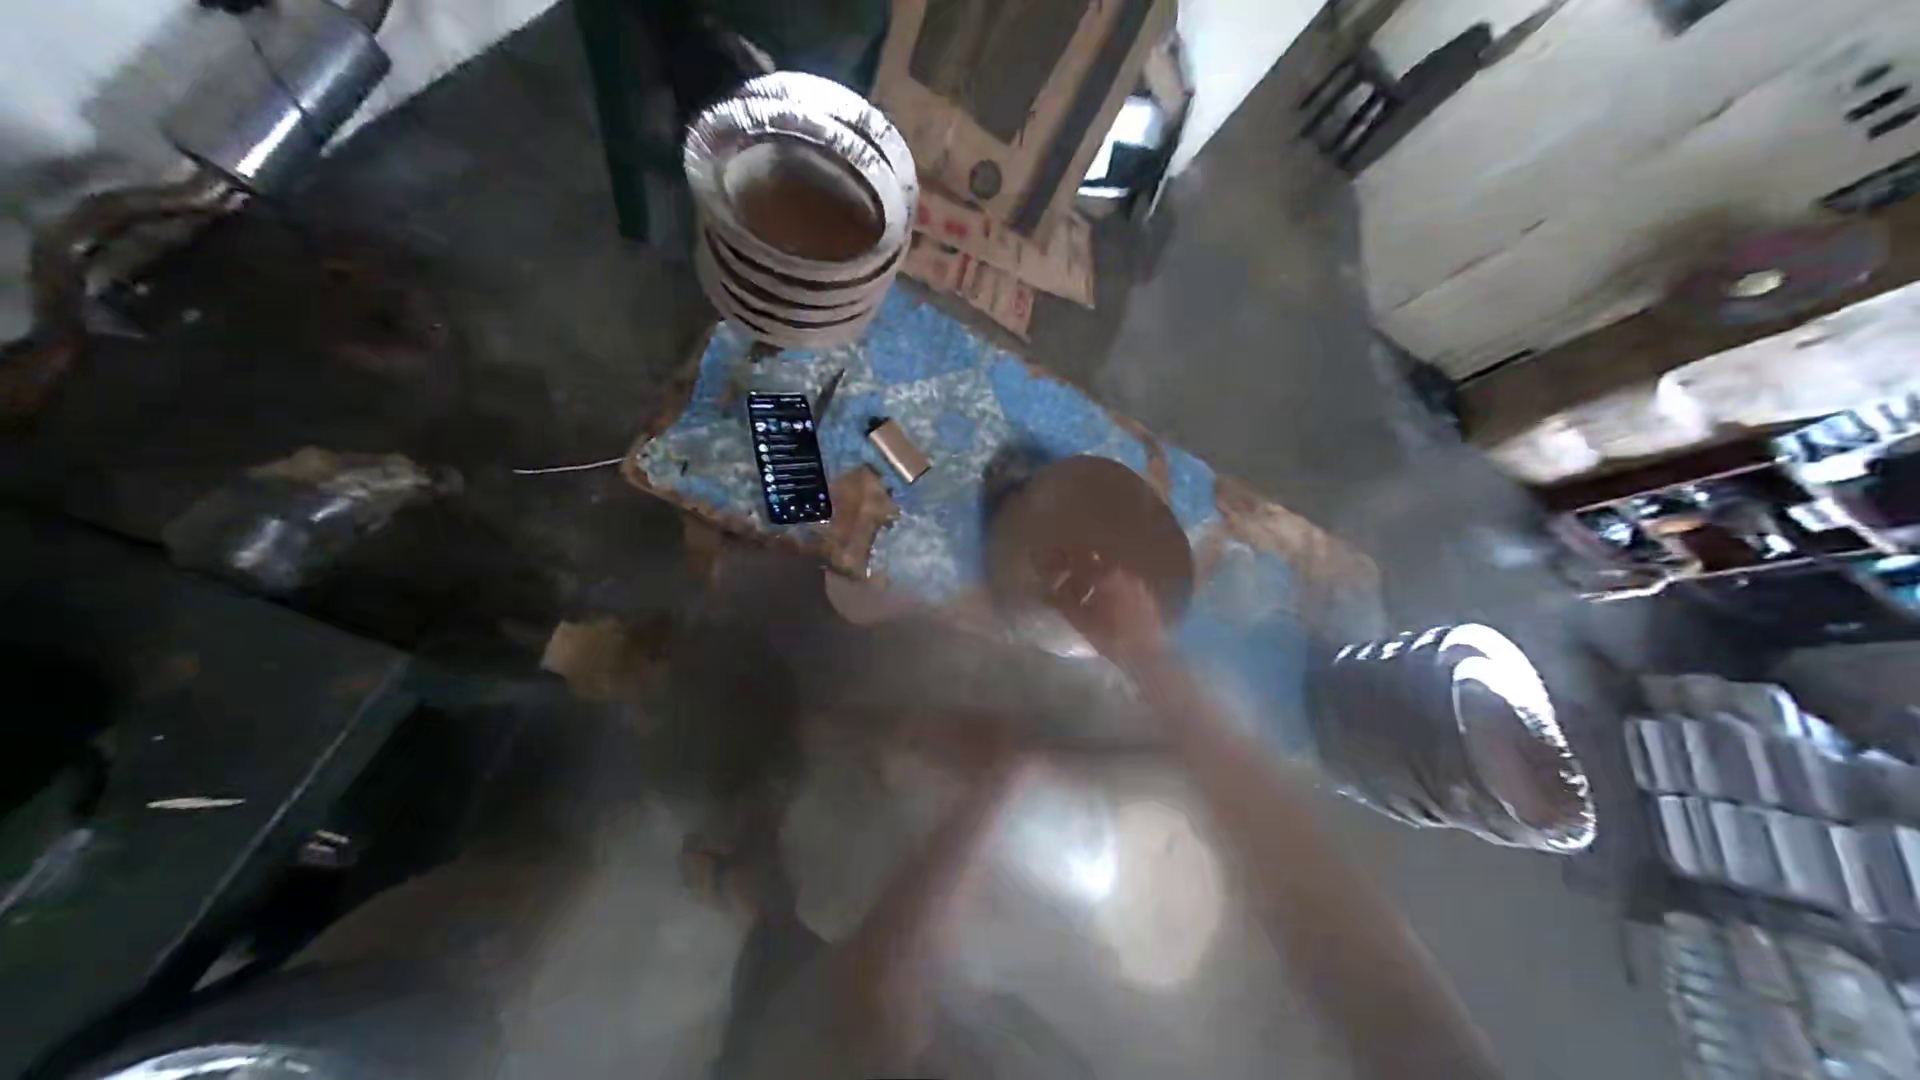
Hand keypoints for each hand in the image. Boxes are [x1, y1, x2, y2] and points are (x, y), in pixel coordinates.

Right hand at [1042, 550, 1165, 665]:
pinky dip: (1110, 587)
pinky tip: (1104, 602)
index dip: (1062, 557)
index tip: (1051, 560)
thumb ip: (1062, 600)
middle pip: (1095, 562)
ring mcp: (1137, 583)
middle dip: (1079, 567)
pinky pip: (1123, 584)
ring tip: (1084, 592)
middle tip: (1066, 577)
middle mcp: (1123, 572)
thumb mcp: (1080, 621)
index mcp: (1105, 574)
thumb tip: (1049, 589)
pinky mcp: (1146, 596)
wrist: (1146, 656)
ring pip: (1110, 572)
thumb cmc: (1110, 638)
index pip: (1078, 557)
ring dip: (1095, 578)